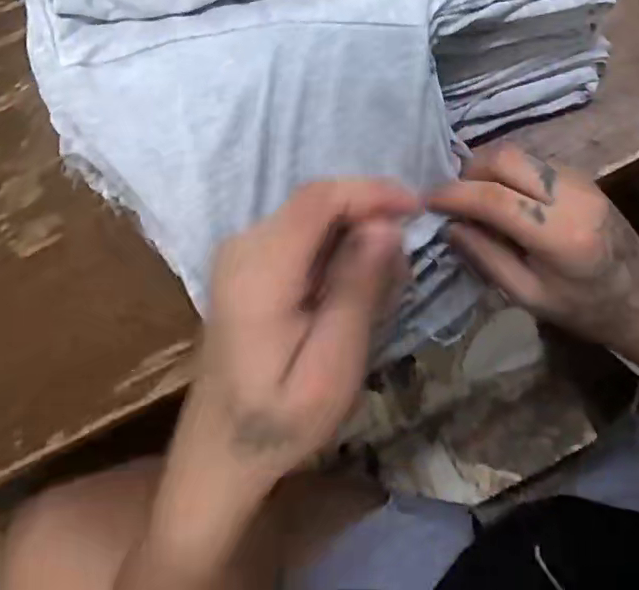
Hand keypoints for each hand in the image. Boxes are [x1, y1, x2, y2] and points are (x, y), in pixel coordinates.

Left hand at [175, 179, 415, 498]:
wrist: (220, 447)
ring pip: (310, 215)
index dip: (370, 191)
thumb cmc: (279, 420)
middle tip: (404, 265)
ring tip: (381, 287)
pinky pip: (299, 234)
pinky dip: (333, 248)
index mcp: (259, 269)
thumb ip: (357, 290)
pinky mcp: (246, 261)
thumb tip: (386, 225)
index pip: (317, 199)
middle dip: (367, 215)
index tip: (418, 207)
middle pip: (315, 203)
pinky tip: (348, 290)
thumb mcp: (332, 367)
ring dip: (353, 234)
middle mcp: (243, 245)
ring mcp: (239, 250)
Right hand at [428, 144, 638, 356]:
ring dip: (485, 169)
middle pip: (503, 157)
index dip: (453, 194)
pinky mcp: (580, 174)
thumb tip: (448, 224)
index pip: (493, 197)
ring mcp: (578, 179)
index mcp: (559, 235)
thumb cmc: (586, 310)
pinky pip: (529, 160)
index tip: (427, 200)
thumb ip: (485, 256)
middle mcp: (570, 195)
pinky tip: (501, 196)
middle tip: (453, 196)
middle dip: (468, 171)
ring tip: (474, 198)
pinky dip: (505, 172)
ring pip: (515, 153)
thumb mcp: (528, 297)